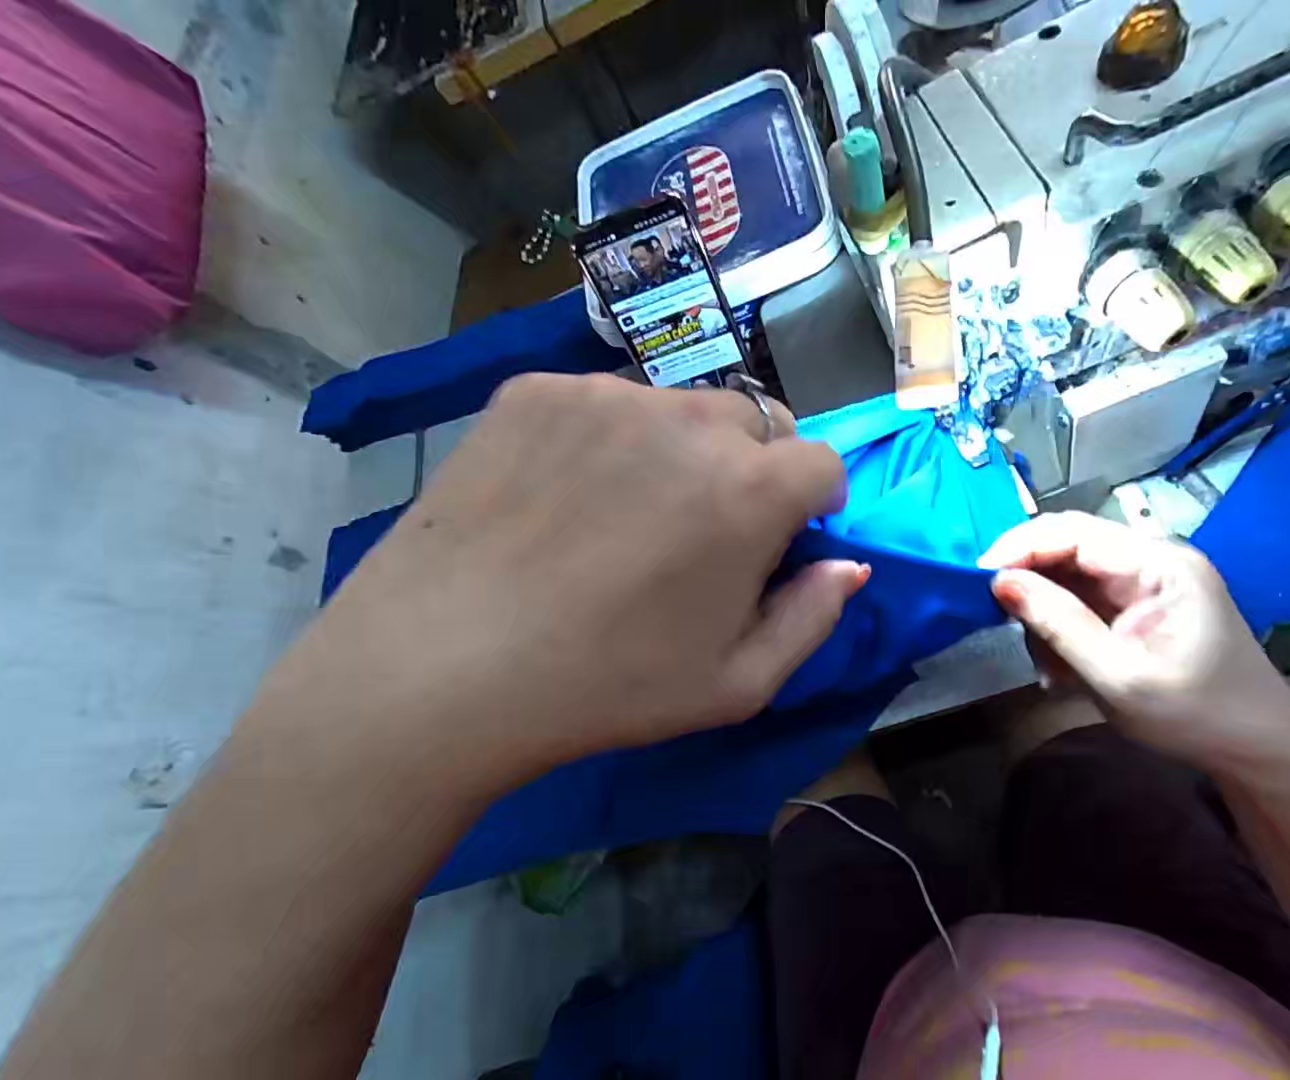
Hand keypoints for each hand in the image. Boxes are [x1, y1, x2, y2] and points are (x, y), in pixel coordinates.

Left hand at [243, 374, 866, 799]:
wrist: (439, 672)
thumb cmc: (608, 686)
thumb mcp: (738, 682)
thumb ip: (814, 617)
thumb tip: (850, 564)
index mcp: (751, 488)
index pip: (823, 462)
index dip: (812, 504)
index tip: (780, 540)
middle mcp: (689, 419)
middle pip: (758, 424)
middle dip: (753, 470)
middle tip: (703, 529)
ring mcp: (606, 395)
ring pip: (681, 409)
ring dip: (683, 451)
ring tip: (627, 514)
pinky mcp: (535, 390)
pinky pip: (605, 403)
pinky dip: (610, 439)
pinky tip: (565, 496)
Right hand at [979, 512, 1289, 773]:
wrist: (1258, 751)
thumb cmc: (1195, 716)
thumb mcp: (1118, 676)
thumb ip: (1056, 624)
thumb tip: (998, 581)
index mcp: (1159, 563)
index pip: (1073, 532)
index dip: (1020, 547)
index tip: (978, 579)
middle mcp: (1152, 558)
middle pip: (1068, 546)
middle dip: (1030, 581)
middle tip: (1000, 620)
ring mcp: (1145, 580)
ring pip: (1068, 574)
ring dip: (1045, 613)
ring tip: (1049, 666)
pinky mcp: (1138, 603)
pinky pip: (1082, 599)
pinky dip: (1062, 627)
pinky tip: (1063, 667)